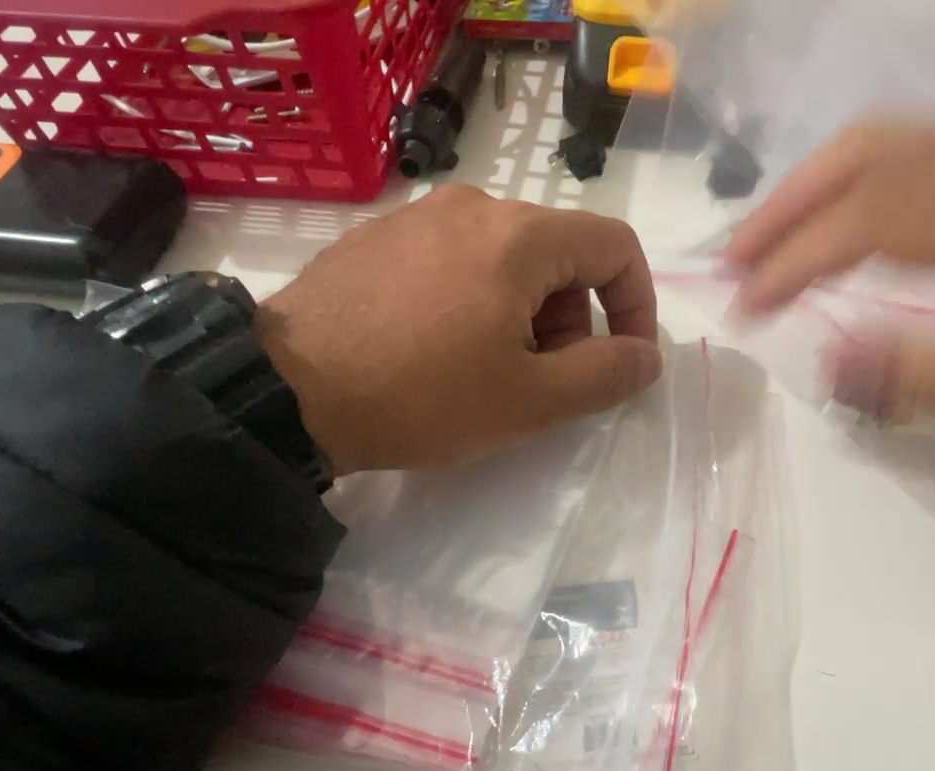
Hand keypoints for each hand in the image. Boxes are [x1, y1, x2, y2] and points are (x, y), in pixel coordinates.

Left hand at [258, 185, 659, 474]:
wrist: (288, 391)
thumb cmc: (425, 396)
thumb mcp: (532, 400)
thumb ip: (606, 375)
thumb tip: (646, 356)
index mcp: (519, 235)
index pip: (615, 246)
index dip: (636, 306)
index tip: (623, 362)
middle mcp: (471, 205)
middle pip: (558, 255)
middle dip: (572, 321)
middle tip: (542, 383)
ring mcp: (416, 217)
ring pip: (504, 260)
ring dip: (523, 316)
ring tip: (486, 374)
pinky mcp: (376, 240)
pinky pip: (452, 263)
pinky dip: (472, 304)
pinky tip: (436, 354)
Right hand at [725, 124, 934, 456]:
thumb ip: (925, 379)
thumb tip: (826, 359)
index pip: (875, 213)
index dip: (797, 256)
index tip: (743, 306)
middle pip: (874, 148)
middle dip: (789, 204)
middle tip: (733, 261)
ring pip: (895, 139)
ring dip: (817, 186)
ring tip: (765, 244)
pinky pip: (922, 155)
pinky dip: (857, 185)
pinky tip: (833, 225)